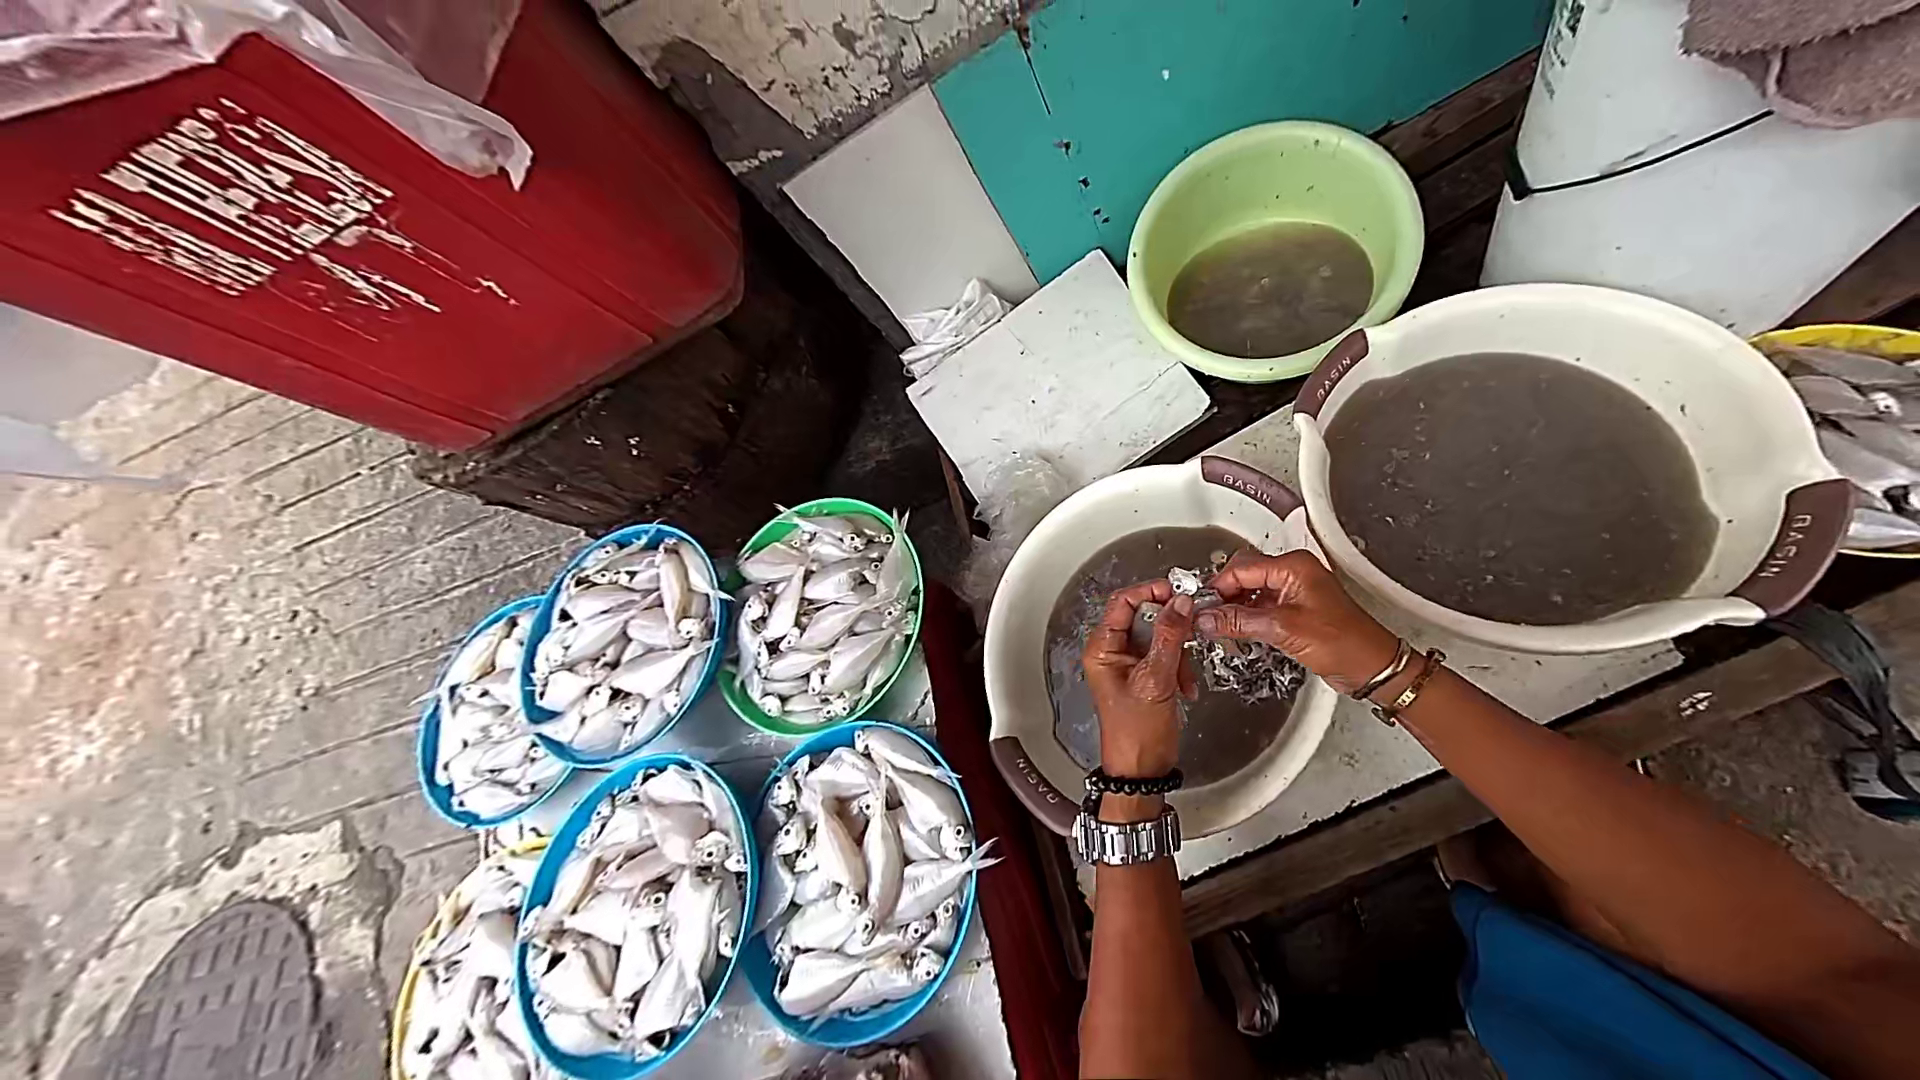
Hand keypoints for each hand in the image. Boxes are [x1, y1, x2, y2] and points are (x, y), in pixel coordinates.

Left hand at [1081, 579, 1195, 777]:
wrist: (1142, 769)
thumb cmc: (1136, 733)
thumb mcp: (1155, 680)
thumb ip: (1169, 638)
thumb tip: (1179, 604)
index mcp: (1102, 648)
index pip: (1123, 602)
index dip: (1150, 592)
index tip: (1177, 593)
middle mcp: (1112, 651)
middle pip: (1144, 617)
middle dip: (1171, 628)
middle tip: (1189, 633)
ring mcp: (1128, 663)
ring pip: (1159, 636)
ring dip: (1179, 653)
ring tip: (1184, 677)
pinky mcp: (1144, 674)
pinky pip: (1166, 655)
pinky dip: (1179, 667)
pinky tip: (1184, 687)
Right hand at [1196, 550, 1399, 695]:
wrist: (1374, 668)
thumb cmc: (1346, 643)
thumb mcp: (1283, 630)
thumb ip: (1239, 621)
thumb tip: (1207, 618)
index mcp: (1293, 567)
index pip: (1240, 568)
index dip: (1218, 588)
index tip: (1202, 606)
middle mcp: (1293, 573)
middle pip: (1242, 575)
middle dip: (1223, 596)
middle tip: (1207, 616)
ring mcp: (1293, 591)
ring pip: (1249, 591)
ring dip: (1233, 608)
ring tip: (1219, 626)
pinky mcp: (1293, 609)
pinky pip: (1259, 605)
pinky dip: (1245, 616)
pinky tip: (1236, 630)